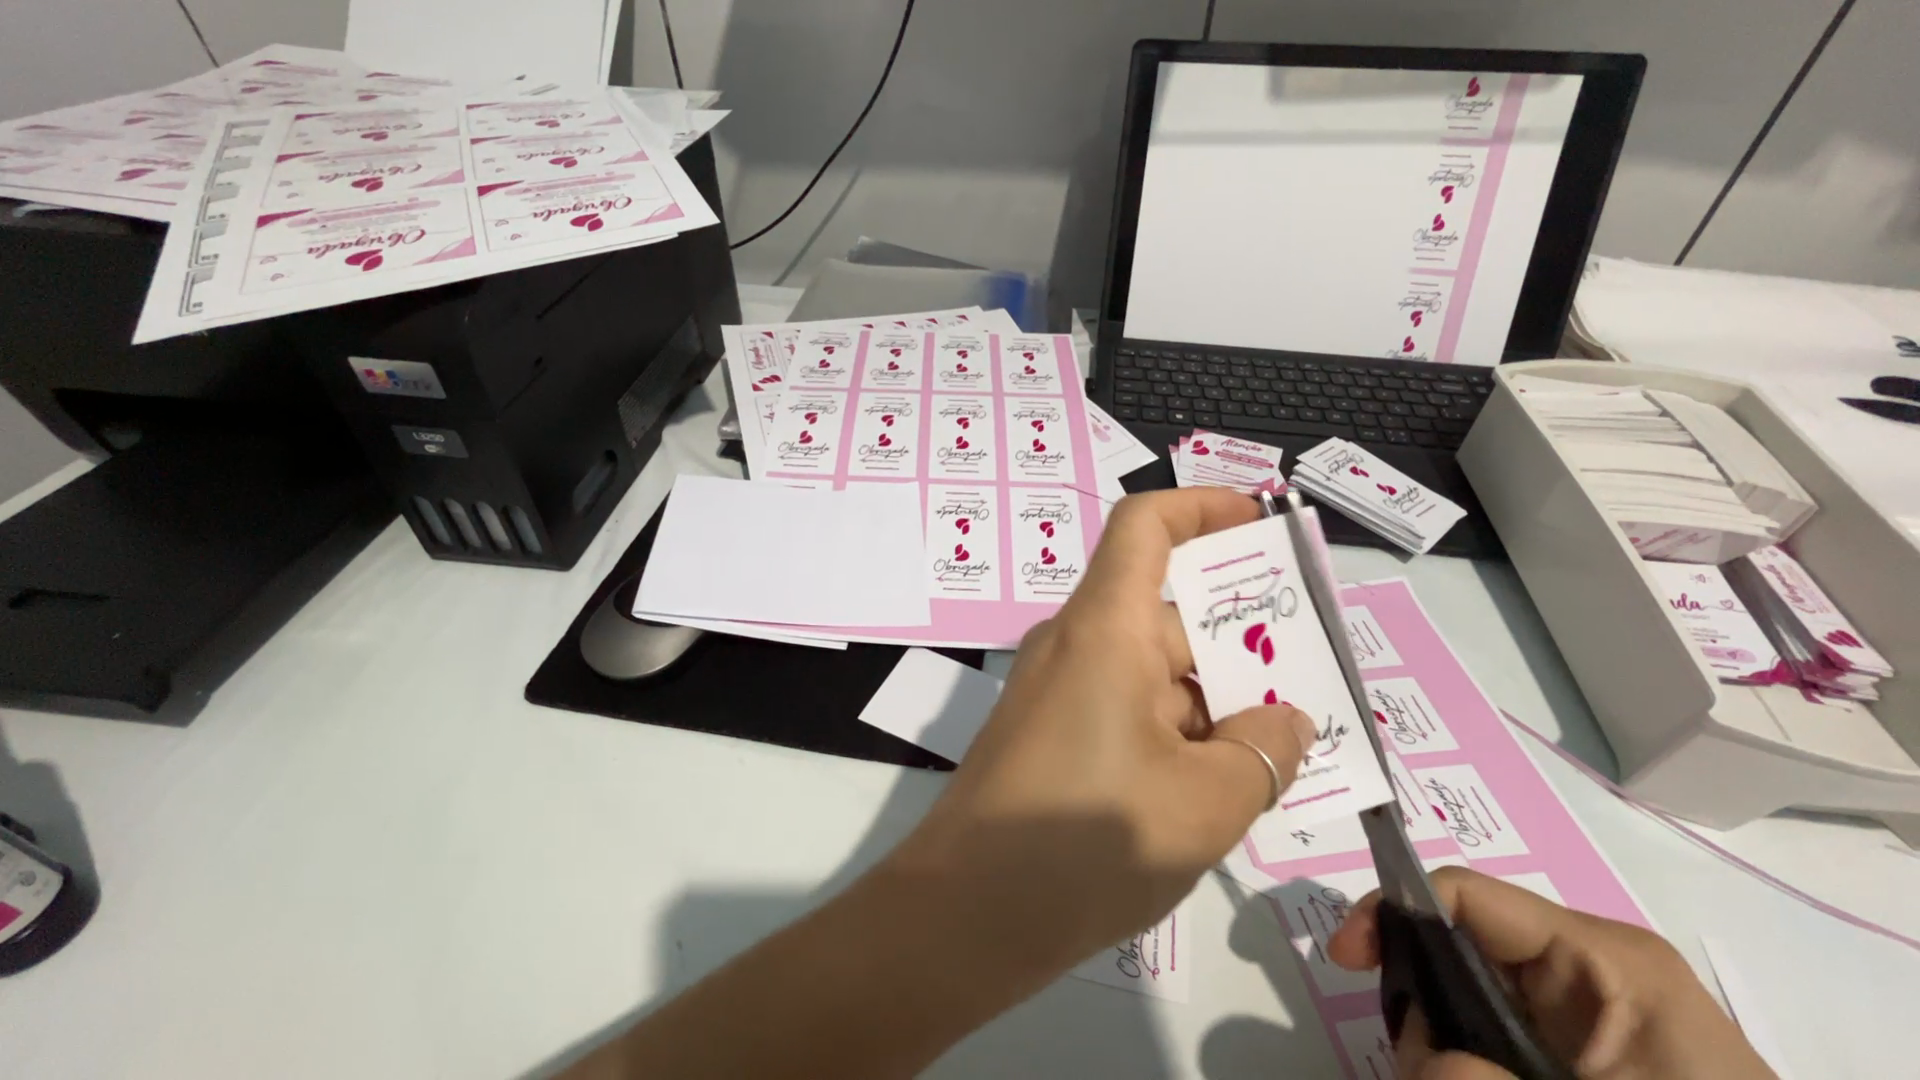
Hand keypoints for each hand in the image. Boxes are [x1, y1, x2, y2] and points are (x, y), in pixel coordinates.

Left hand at [884, 488, 1319, 978]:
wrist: (965, 917)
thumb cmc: (1086, 842)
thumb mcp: (1205, 801)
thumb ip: (1263, 752)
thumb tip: (1284, 722)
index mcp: (1107, 630)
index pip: (1146, 527)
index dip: (1202, 506)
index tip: (1259, 520)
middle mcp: (1077, 648)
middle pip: (1168, 615)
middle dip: (1240, 645)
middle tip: (1312, 688)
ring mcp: (1060, 697)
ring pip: (1154, 675)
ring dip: (1215, 705)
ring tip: (1283, 757)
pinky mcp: (1052, 742)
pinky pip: (1127, 715)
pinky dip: (1177, 738)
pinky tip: (1220, 793)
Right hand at [1328, 867, 1775, 1078]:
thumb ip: (1492, 1074)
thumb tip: (1421, 1056)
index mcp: (1599, 954)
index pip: (1466, 894)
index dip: (1394, 910)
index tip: (1345, 957)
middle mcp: (1583, 967)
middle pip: (1456, 950)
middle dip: (1418, 999)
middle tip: (1416, 1063)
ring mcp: (1580, 1011)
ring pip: (1464, 999)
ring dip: (1438, 1043)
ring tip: (1444, 1077)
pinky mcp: (1576, 1048)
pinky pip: (1490, 1035)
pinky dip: (1463, 1060)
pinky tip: (1464, 1075)